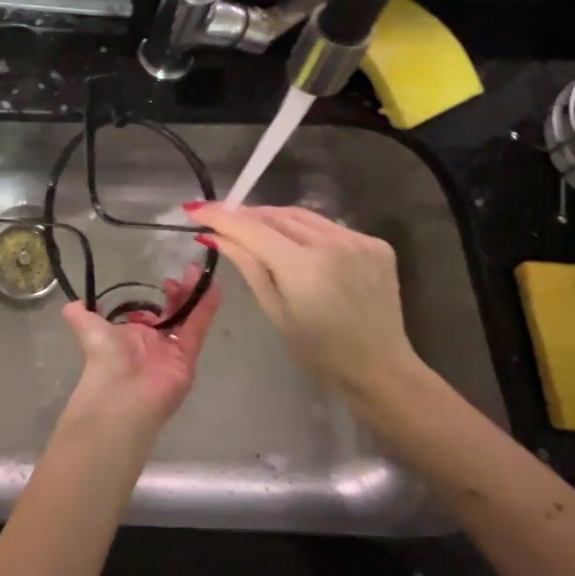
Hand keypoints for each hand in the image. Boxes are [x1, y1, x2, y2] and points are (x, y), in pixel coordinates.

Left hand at [60, 265, 221, 429]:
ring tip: (201, 273)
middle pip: (172, 313)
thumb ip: (81, 316)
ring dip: (195, 296)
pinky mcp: (187, 356)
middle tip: (188, 271)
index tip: (165, 282)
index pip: (149, 315)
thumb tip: (71, 305)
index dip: (157, 300)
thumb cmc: (105, 357)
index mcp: (131, 337)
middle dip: (180, 293)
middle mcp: (153, 344)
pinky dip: (206, 308)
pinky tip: (214, 288)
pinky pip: (197, 328)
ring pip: (187, 318)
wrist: (121, 392)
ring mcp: (172, 350)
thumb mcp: (88, 329)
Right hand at [186, 203, 418, 401]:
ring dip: (274, 219)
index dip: (220, 215)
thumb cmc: (319, 351)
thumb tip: (215, 235)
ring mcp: (359, 241)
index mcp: (304, 267)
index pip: (252, 229)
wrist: (379, 367)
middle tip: (220, 219)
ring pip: (303, 216)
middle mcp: (333, 244)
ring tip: (252, 228)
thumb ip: (248, 265)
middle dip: (245, 215)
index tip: (194, 208)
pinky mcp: (375, 244)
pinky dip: (306, 230)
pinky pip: (329, 227)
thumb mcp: (275, 310)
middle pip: (277, 216)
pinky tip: (296, 245)